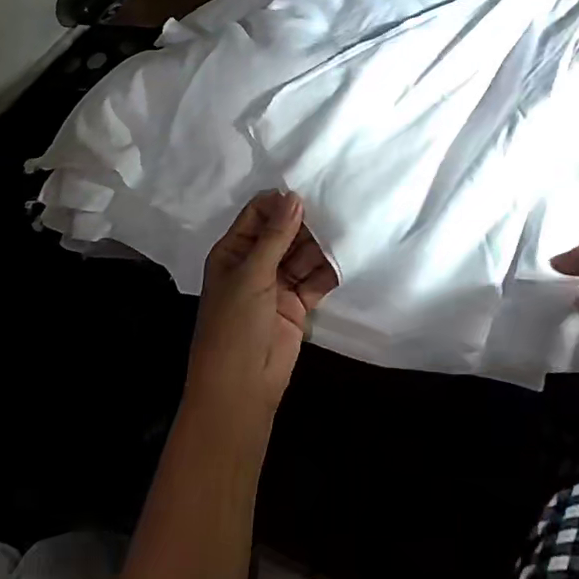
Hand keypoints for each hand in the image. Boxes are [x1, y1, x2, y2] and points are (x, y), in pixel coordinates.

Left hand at [187, 192, 336, 423]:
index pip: (258, 215)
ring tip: (343, 235)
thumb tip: (294, 197)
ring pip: (304, 253)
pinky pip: (317, 278)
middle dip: (307, 224)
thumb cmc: (234, 326)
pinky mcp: (299, 302)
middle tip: (335, 211)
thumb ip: (275, 236)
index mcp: (233, 252)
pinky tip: (345, 258)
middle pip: (285, 232)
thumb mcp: (251, 276)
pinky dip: (329, 270)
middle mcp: (256, 263)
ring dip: (320, 246)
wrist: (242, 386)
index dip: (281, 203)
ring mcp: (278, 283)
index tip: (310, 193)